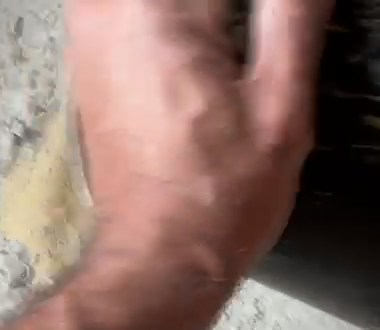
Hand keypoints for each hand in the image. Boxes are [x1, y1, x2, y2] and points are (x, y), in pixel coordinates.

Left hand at [69, 0, 331, 280]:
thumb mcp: (280, 112)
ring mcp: (88, 20)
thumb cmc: (227, 195)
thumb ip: (293, 21)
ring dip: (211, 19)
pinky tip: (211, 58)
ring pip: (170, 4)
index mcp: (162, 7)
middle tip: (271, 39)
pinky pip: (137, 10)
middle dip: (242, 17)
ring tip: (246, 47)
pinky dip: (181, 26)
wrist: (162, 255)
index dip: (272, 9)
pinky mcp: (86, 48)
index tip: (290, 26)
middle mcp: (110, 1)